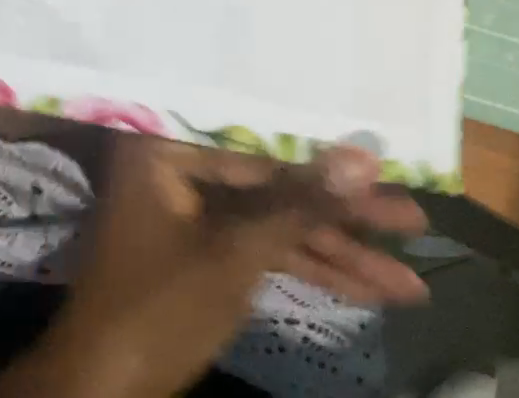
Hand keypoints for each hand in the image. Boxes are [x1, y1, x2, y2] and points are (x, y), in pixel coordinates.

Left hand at [0, 135, 427, 397]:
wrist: (102, 386)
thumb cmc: (160, 308)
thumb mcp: (236, 256)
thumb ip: (300, 205)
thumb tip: (362, 154)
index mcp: (165, 146)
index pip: (259, 145)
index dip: (328, 163)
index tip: (389, 166)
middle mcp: (175, 165)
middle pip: (272, 183)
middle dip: (342, 215)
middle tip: (416, 222)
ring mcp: (189, 210)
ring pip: (272, 221)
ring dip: (335, 252)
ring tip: (411, 279)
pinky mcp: (201, 248)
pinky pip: (258, 247)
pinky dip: (306, 269)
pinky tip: (368, 292)